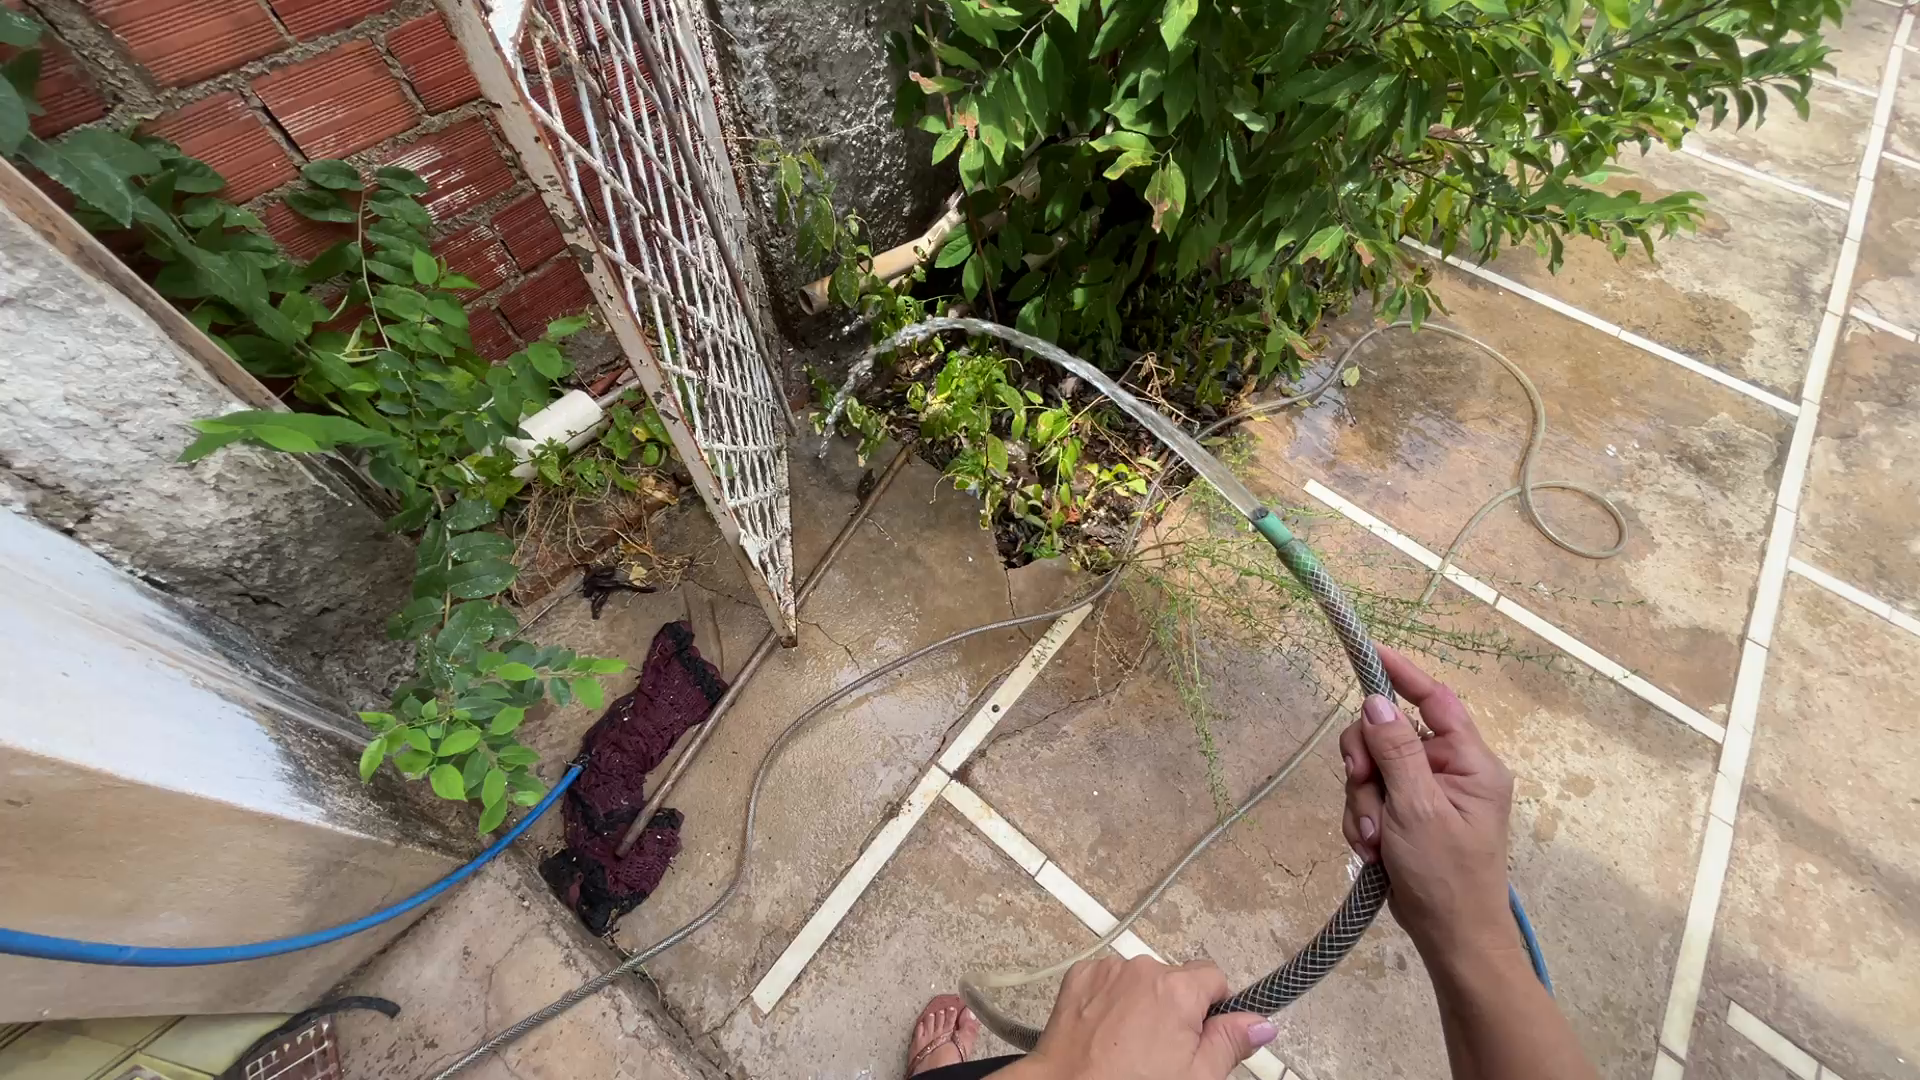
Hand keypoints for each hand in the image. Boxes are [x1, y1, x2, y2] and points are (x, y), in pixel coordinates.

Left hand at [1005, 956, 1275, 1079]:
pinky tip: (1107, 1032)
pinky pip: (1109, 979)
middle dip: (1176, 1008)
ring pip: (1140, 980)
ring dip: (1142, 1002)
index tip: (1206, 1033)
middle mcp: (1142, 966)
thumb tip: (1262, 1022)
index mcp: (1177, 989)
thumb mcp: (1196, 1078)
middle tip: (1165, 1051)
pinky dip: (1112, 998)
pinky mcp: (1081, 973)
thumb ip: (1230, 1042)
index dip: (1215, 1006)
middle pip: (1175, 979)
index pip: (1213, 977)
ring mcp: (1108, 967)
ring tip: (1131, 1046)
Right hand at [1340, 646, 1515, 967]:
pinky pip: (1365, 793)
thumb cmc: (1447, 875)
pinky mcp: (1401, 810)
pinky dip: (1361, 817)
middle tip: (1362, 787)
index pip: (1435, 699)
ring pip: (1368, 765)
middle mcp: (1446, 768)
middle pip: (1385, 732)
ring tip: (1374, 837)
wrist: (1449, 938)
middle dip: (1365, 763)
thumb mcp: (1418, 810)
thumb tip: (1375, 701)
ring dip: (1361, 799)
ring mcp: (1421, 790)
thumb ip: (1396, 752)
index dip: (1402, 672)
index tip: (1369, 650)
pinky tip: (1372, 847)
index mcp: (1468, 762)